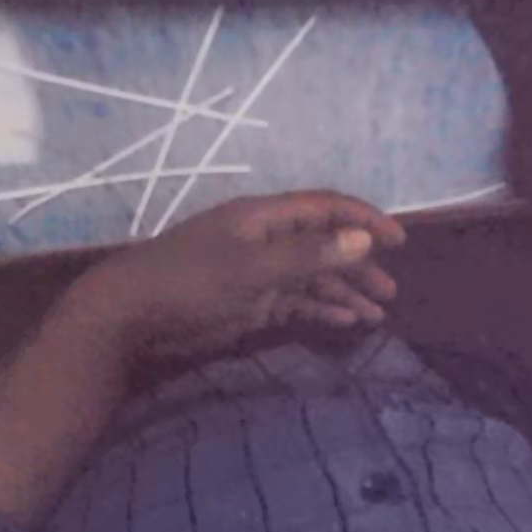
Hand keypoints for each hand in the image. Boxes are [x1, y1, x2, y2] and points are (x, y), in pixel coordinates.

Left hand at [61, 190, 407, 360]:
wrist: (132, 314)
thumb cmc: (188, 282)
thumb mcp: (249, 268)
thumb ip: (305, 255)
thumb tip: (362, 240)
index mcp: (262, 219)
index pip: (324, 209)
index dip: (363, 221)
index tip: (398, 241)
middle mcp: (263, 241)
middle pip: (321, 247)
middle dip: (357, 266)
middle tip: (390, 292)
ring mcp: (254, 274)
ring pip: (308, 279)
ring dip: (341, 293)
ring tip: (374, 315)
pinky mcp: (245, 304)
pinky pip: (290, 302)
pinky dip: (316, 310)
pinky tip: (341, 322)